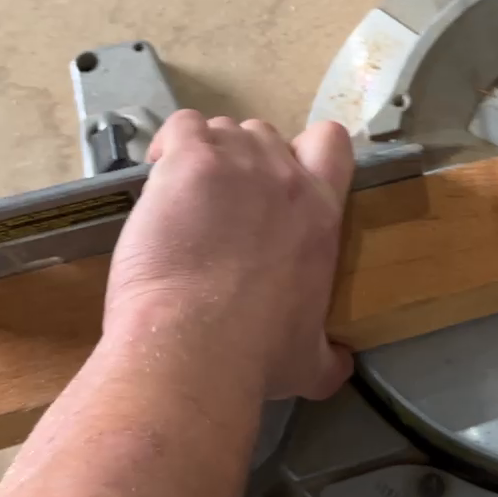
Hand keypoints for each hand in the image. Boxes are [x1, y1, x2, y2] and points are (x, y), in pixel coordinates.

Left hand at [103, 110, 354, 400]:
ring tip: (178, 193)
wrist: (195, 345)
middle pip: (266, 134)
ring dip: (203, 153)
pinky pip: (182, 127)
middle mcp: (287, 177)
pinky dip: (168, 144)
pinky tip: (155, 175)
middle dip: (242, 158)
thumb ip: (328, 356)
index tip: (283, 174)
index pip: (332, 142)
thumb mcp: (307, 358)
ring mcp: (240, 164)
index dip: (307, 147)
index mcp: (321, 210)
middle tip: (218, 198)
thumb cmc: (256, 352)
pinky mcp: (191, 164)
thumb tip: (342, 368)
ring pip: (222, 130)